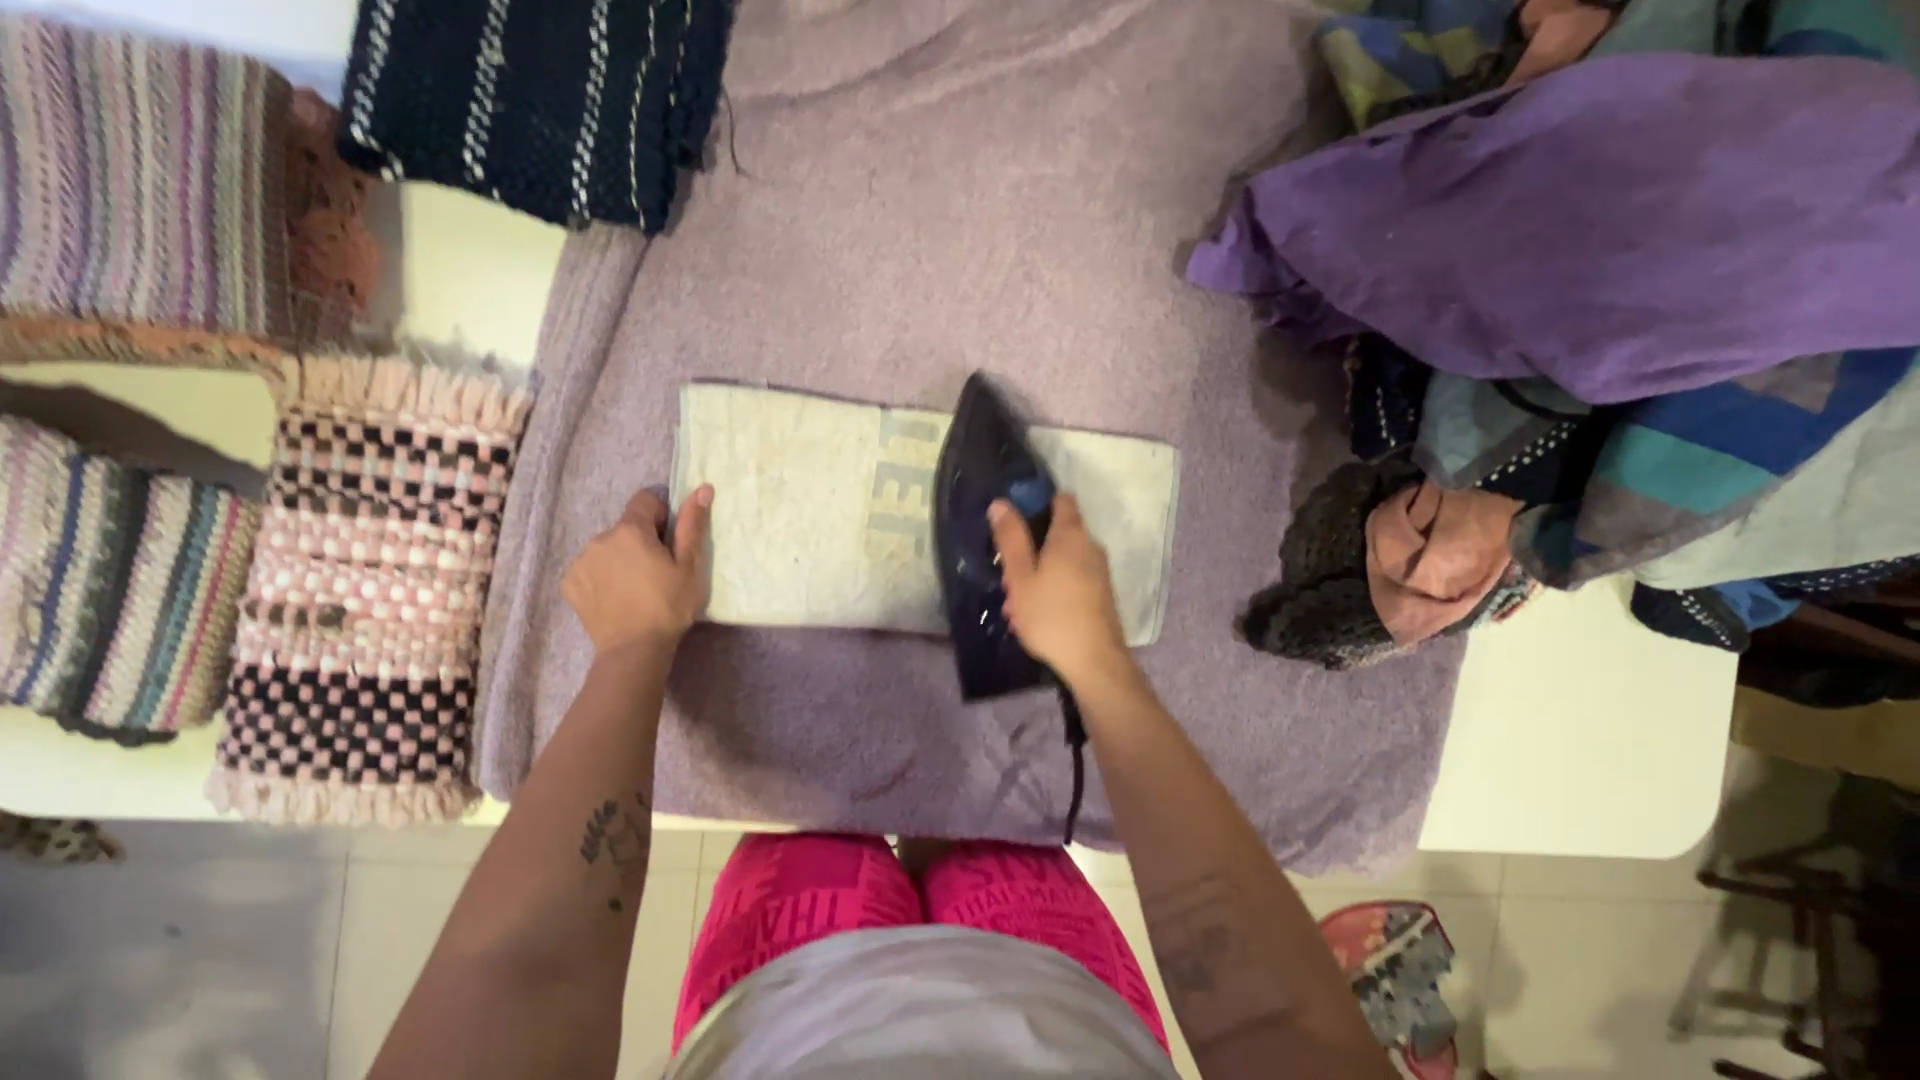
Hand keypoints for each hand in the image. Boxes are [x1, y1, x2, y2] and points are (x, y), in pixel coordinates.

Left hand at [563, 486, 713, 657]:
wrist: (634, 650)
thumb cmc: (669, 606)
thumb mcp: (690, 566)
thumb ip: (692, 524)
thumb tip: (701, 488)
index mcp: (631, 530)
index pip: (646, 500)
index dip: (662, 515)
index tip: (670, 543)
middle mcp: (600, 538)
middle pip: (625, 527)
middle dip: (641, 540)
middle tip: (657, 571)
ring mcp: (580, 561)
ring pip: (607, 548)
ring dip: (620, 558)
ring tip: (635, 588)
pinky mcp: (570, 583)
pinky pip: (590, 568)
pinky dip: (602, 576)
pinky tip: (616, 598)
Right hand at [989, 495, 1130, 685]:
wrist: (1094, 660)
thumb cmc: (1051, 615)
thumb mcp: (1021, 577)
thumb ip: (1011, 539)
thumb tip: (1001, 503)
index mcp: (1071, 535)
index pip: (1061, 500)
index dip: (1038, 502)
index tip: (1016, 520)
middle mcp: (1091, 546)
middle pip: (1058, 534)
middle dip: (1032, 549)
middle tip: (1009, 576)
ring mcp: (1100, 571)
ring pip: (1063, 561)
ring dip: (1039, 575)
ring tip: (1018, 604)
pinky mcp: (1101, 594)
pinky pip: (1073, 579)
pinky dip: (1054, 589)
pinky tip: (1038, 615)